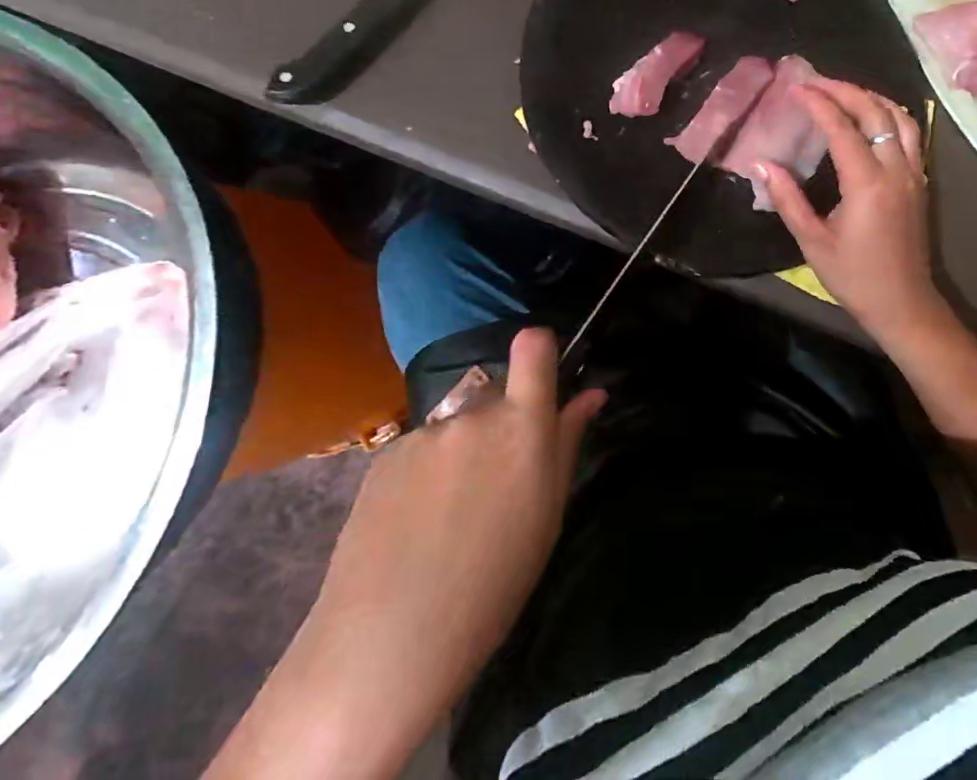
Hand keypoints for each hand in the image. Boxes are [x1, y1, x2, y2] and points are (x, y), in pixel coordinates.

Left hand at [208, 329, 607, 779]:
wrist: (391, 630)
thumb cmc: (494, 584)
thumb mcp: (548, 516)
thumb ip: (566, 443)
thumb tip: (591, 394)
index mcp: (521, 427)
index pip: (532, 348)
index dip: (540, 350)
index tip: (541, 376)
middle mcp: (472, 415)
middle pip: (494, 399)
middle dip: (500, 428)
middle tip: (496, 490)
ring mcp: (424, 432)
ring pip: (455, 430)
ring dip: (460, 456)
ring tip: (448, 520)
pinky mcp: (385, 453)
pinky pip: (419, 451)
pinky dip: (423, 475)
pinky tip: (414, 525)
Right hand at [759, 79, 948, 352]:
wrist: (902, 303)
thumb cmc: (852, 276)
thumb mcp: (811, 240)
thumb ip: (787, 199)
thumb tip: (761, 164)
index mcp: (867, 184)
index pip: (842, 129)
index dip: (818, 104)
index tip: (795, 88)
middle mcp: (896, 170)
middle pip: (875, 113)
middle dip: (844, 90)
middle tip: (815, 81)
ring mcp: (914, 174)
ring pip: (901, 118)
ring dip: (871, 98)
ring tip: (842, 91)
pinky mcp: (919, 182)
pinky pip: (911, 134)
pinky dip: (890, 115)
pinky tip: (871, 116)